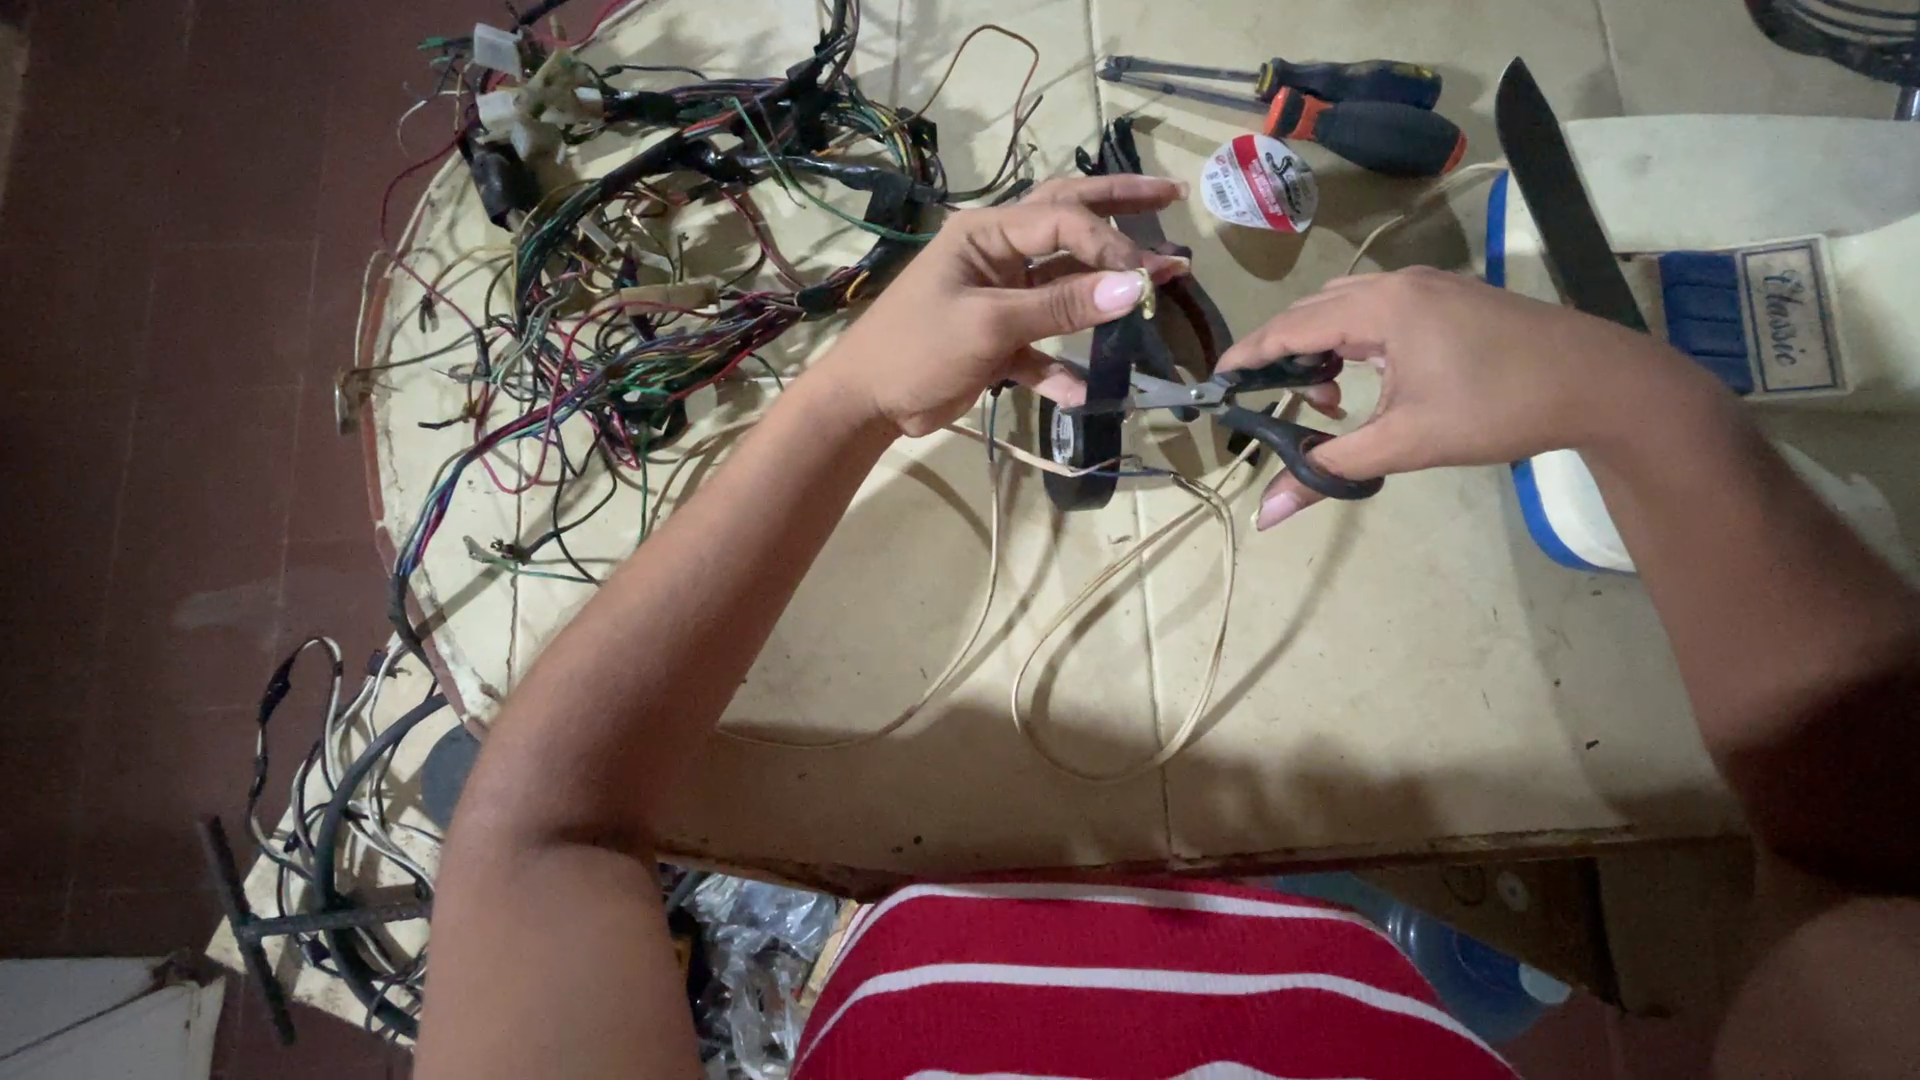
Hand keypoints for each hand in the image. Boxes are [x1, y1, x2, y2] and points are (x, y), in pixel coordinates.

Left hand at [819, 174, 1190, 435]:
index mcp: (987, 234)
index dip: (1109, 242)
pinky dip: (1060, 369)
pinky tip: (1080, 392)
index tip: (1146, 275)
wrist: (869, 402)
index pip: (1062, 219)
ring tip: (1157, 284)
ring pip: (1063, 288)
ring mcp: (1000, 299)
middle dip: (1118, 211)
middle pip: (1067, 224)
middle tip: (1170, 195)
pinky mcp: (999, 342)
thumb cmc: (917, 349)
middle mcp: (997, 256)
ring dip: (1103, 293)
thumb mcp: (989, 325)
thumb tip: (1133, 287)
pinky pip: (1042, 347)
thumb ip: (1060, 307)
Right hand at [1217, 267, 1713, 527]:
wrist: (1606, 386)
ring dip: (1320, 347)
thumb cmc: (1498, 410)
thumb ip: (1327, 471)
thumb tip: (1266, 514)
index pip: (1292, 327)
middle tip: (1267, 399)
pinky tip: (1363, 378)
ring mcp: (1428, 287)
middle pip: (1313, 311)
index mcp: (1383, 309)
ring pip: (1344, 307)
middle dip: (1282, 354)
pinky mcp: (1449, 298)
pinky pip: (1376, 310)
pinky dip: (1351, 341)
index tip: (1215, 379)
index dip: (1248, 354)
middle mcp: (1399, 285)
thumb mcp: (1403, 444)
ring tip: (1322, 396)